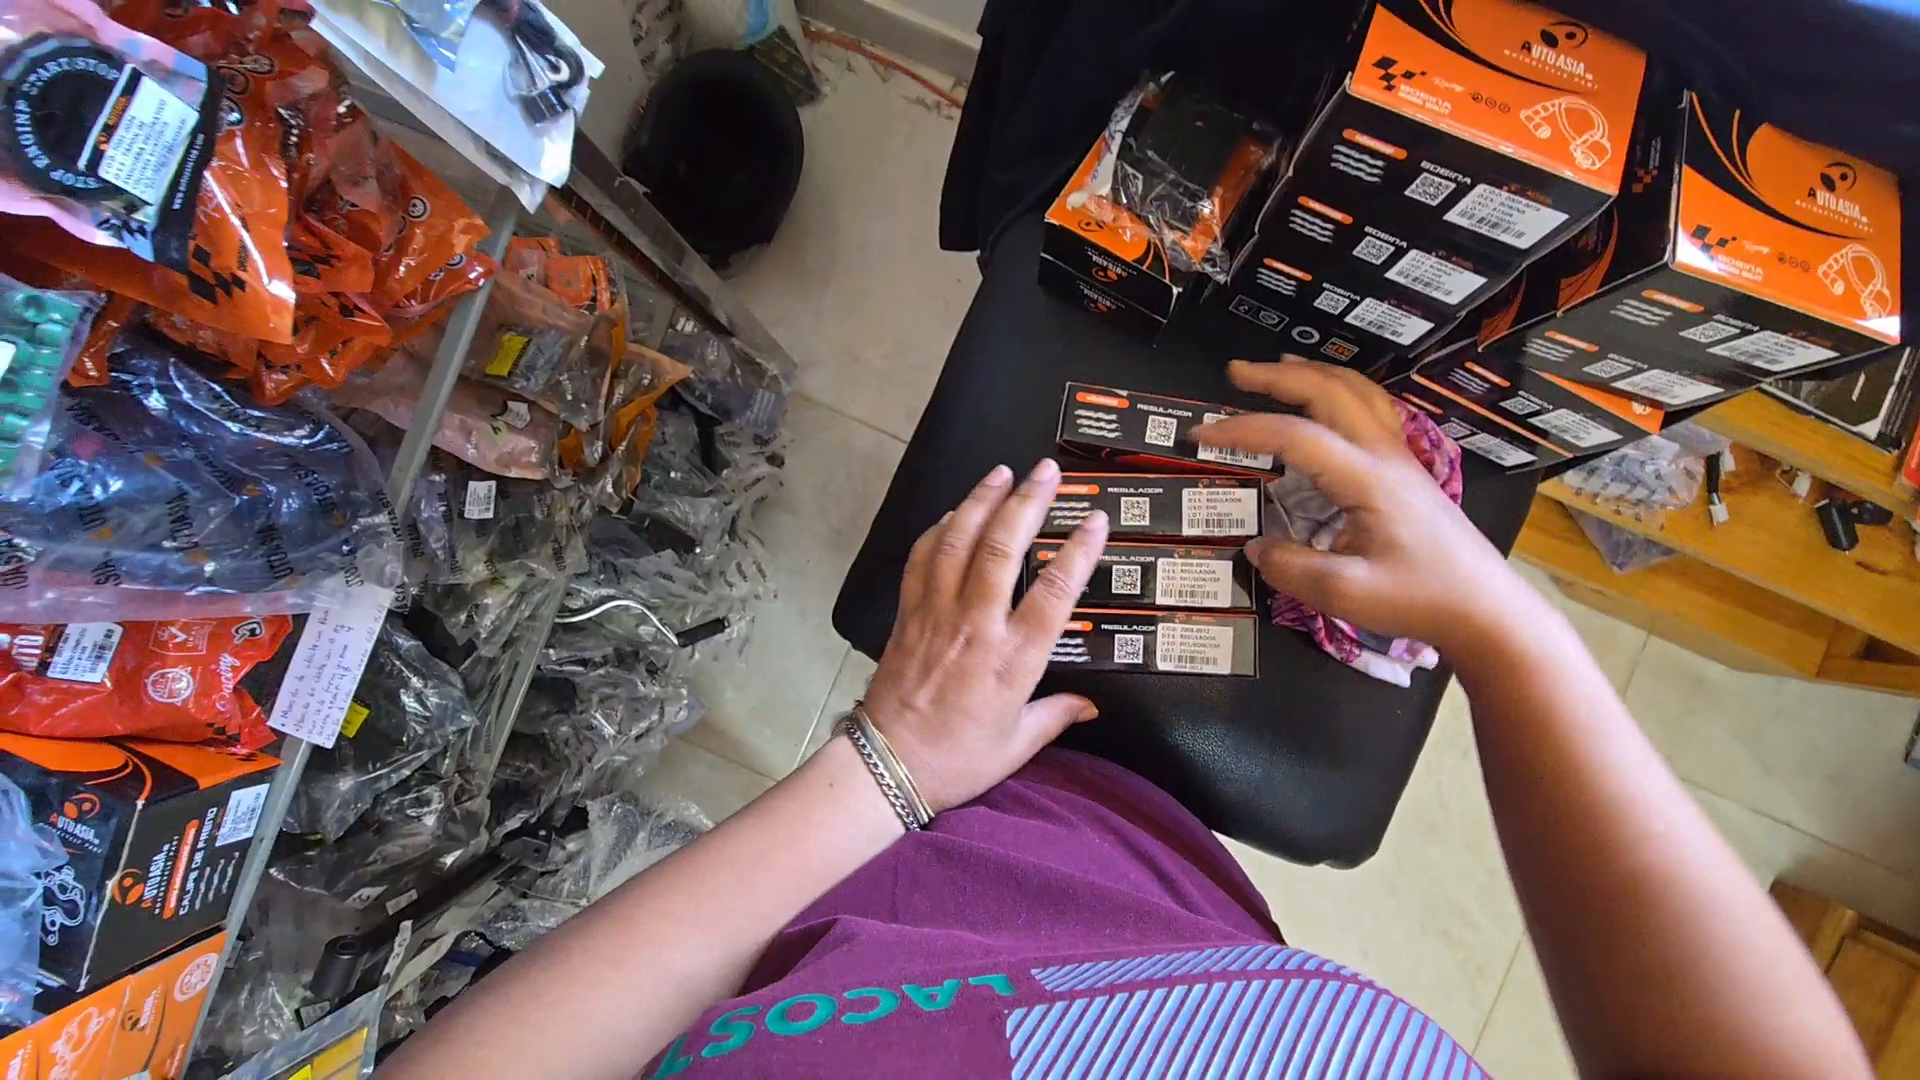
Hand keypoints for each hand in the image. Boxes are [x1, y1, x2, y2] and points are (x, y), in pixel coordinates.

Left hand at [861, 459, 1109, 812]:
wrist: (888, 764)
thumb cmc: (957, 758)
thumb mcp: (1017, 744)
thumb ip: (1057, 715)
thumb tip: (1092, 705)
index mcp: (1013, 660)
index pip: (1055, 592)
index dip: (1079, 551)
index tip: (1096, 520)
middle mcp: (976, 625)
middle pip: (1004, 549)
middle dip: (1027, 502)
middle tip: (1045, 470)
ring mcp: (937, 613)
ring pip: (959, 542)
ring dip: (981, 501)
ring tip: (1001, 472)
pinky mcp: (908, 612)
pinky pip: (922, 559)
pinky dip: (938, 530)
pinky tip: (955, 513)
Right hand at [1193, 358, 1531, 651]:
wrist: (1486, 609)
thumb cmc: (1419, 598)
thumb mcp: (1343, 594)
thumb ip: (1289, 567)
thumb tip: (1255, 546)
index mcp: (1366, 479)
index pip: (1295, 436)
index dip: (1243, 430)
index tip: (1201, 434)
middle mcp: (1384, 455)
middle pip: (1331, 391)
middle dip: (1278, 376)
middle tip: (1235, 372)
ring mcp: (1400, 458)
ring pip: (1358, 391)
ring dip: (1313, 373)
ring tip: (1277, 367)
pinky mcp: (1405, 470)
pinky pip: (1371, 409)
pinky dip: (1340, 389)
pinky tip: (1326, 400)